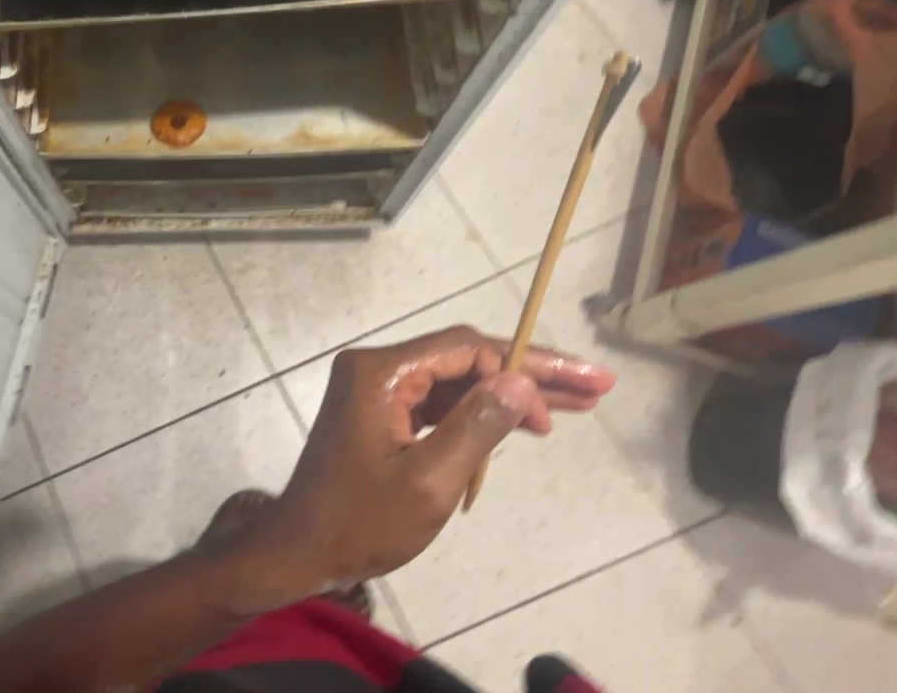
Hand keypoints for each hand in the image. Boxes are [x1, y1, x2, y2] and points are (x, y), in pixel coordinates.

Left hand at [227, 327, 615, 606]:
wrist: (303, 547)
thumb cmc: (363, 521)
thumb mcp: (430, 481)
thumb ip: (477, 427)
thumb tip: (521, 381)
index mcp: (380, 372)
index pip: (465, 349)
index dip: (526, 364)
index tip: (578, 391)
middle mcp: (374, 367)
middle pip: (462, 358)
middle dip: (527, 373)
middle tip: (594, 387)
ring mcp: (373, 387)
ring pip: (453, 378)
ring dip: (507, 392)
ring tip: (574, 407)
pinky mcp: (377, 409)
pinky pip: (436, 399)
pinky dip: (476, 411)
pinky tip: (518, 424)